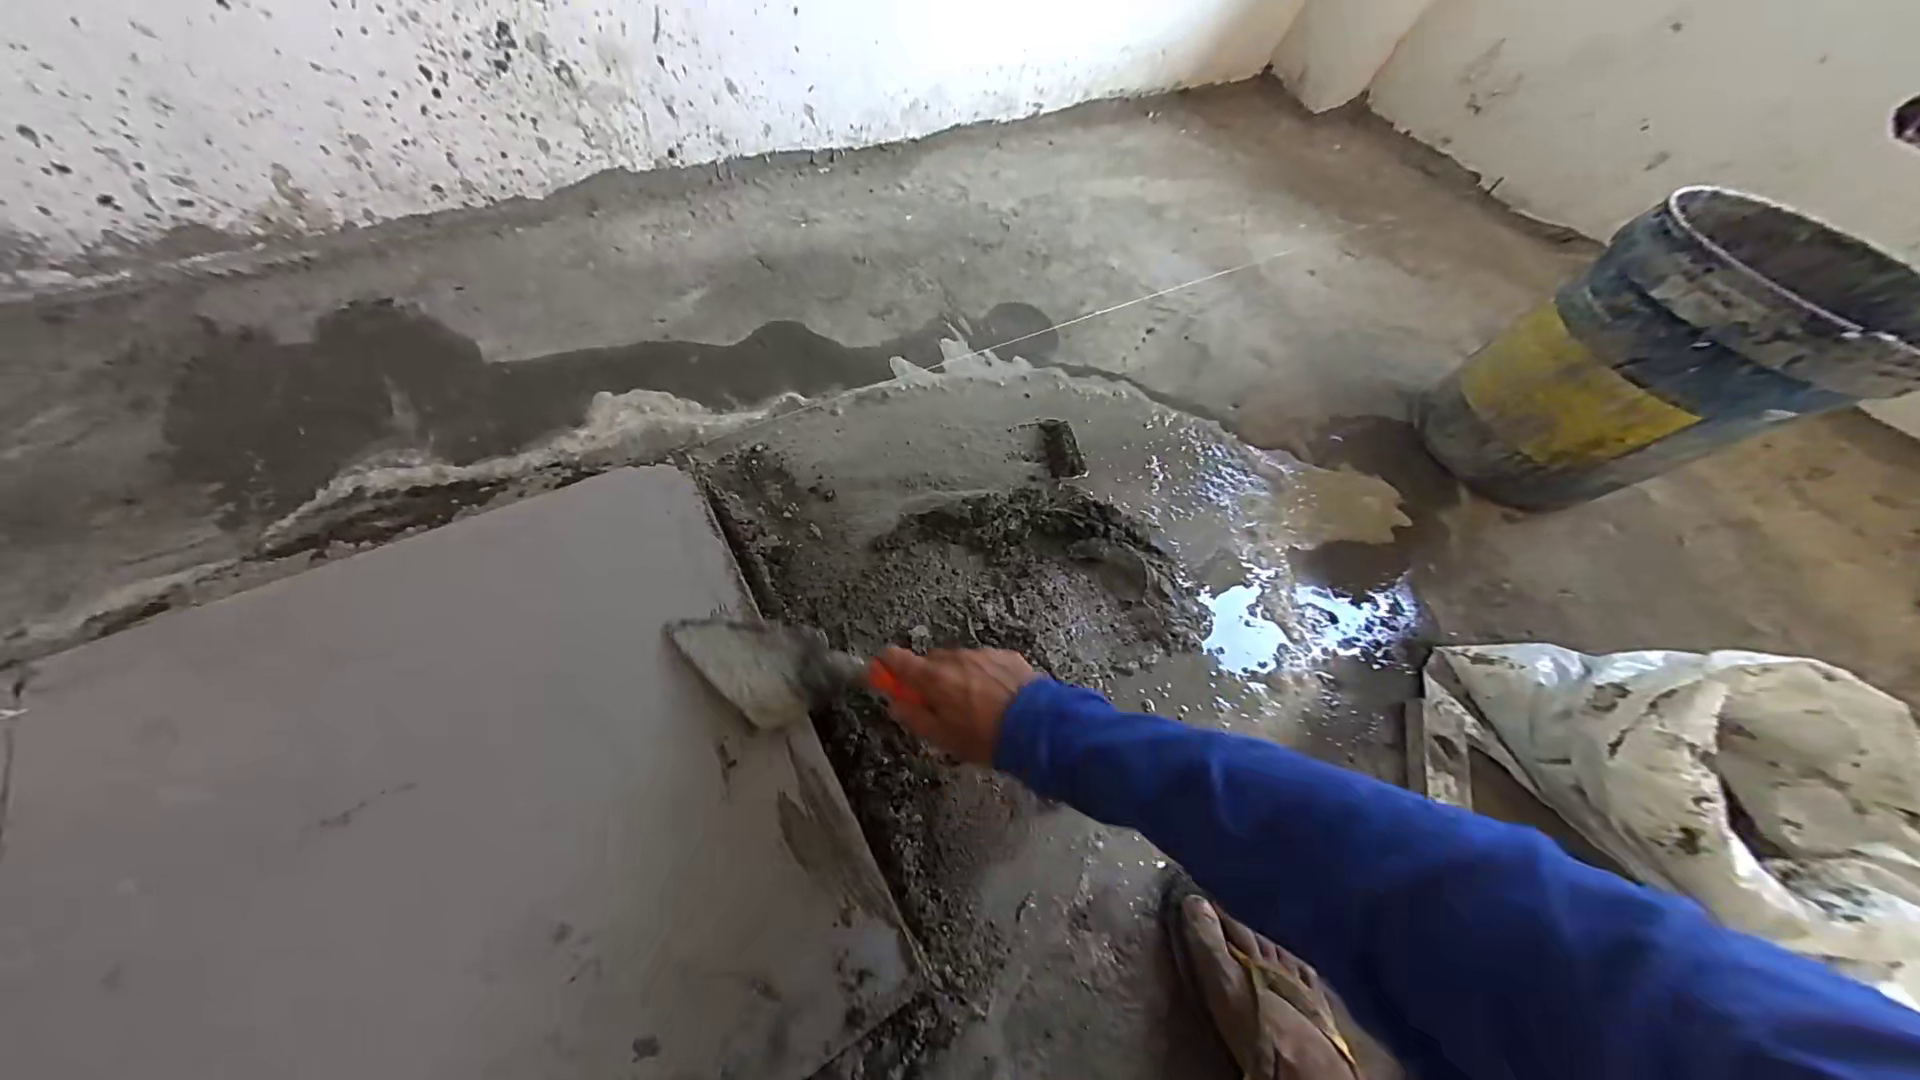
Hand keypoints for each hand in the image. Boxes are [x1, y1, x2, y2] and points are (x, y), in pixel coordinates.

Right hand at [872, 646, 1040, 764]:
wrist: (1037, 727)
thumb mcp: (942, 737)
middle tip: (940, 706)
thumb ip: (913, 716)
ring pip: (959, 662)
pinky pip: (984, 662)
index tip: (884, 675)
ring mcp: (982, 654)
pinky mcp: (1005, 655)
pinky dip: (983, 675)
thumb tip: (896, 703)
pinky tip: (996, 698)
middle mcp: (955, 658)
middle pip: (930, 662)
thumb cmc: (985, 737)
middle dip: (929, 679)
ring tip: (975, 706)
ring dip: (958, 677)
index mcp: (933, 677)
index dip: (886, 666)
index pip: (895, 658)